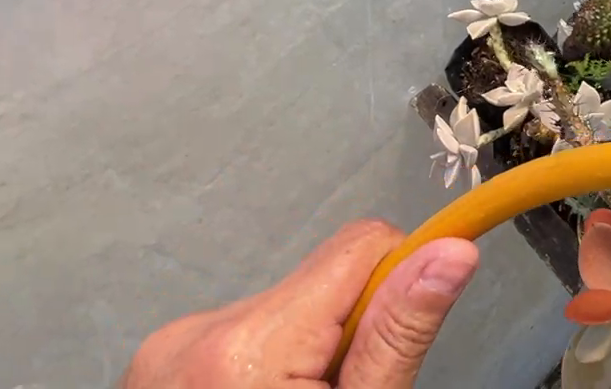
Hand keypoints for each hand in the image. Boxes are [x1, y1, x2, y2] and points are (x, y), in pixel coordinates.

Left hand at [122, 220, 479, 388]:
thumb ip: (400, 334)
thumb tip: (453, 250)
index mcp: (249, 344)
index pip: (364, 242)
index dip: (399, 280)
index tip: (396, 339)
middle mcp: (195, 332)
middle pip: (324, 276)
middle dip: (349, 326)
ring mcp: (164, 352)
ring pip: (289, 304)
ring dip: (309, 347)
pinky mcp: (157, 367)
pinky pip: (248, 330)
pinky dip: (271, 364)